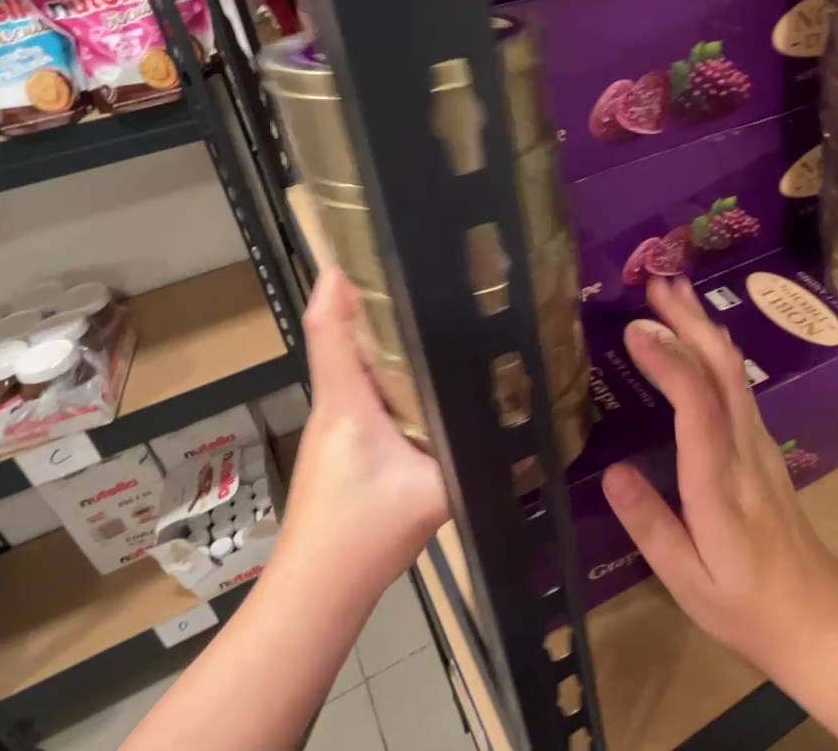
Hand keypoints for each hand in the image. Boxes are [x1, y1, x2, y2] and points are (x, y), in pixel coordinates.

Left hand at [281, 272, 447, 586]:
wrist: (315, 593)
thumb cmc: (362, 535)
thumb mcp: (433, 493)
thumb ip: (477, 462)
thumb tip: (522, 439)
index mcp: (347, 404)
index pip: (329, 328)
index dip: (338, 283)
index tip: (362, 244)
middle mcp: (333, 407)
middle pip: (343, 337)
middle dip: (373, 300)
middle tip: (422, 273)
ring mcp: (332, 429)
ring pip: (354, 367)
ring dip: (382, 337)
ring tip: (431, 315)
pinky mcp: (340, 448)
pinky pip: (362, 393)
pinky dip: (386, 371)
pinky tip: (422, 379)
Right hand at [602, 275, 837, 662]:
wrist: (817, 614)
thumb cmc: (746, 605)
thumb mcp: (687, 582)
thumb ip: (651, 526)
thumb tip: (611, 472)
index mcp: (718, 483)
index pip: (696, 408)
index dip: (669, 362)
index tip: (636, 329)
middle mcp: (744, 450)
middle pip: (722, 371)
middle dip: (690, 321)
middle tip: (658, 282)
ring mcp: (759, 444)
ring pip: (734, 372)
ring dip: (704, 327)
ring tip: (676, 292)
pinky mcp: (763, 447)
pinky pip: (739, 386)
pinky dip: (717, 351)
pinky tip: (705, 338)